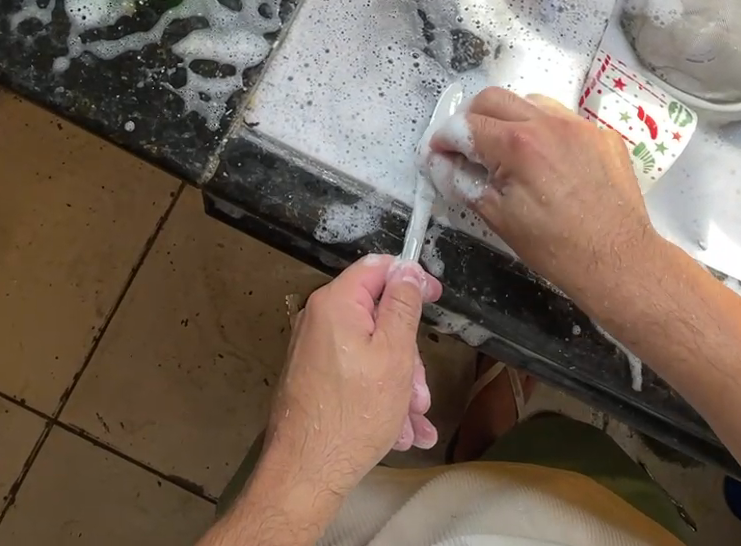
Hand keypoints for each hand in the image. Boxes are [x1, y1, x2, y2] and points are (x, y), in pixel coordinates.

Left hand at [260, 255, 442, 500]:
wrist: (305, 474)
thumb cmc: (353, 414)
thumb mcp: (394, 355)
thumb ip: (402, 305)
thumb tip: (407, 268)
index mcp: (336, 303)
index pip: (378, 267)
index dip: (410, 277)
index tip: (435, 295)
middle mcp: (319, 319)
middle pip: (376, 315)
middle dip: (406, 351)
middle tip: (421, 389)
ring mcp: (313, 349)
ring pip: (370, 350)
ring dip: (398, 382)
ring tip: (413, 420)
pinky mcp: (313, 377)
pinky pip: (355, 373)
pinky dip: (378, 394)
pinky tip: (400, 430)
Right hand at [426, 88, 658, 308]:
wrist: (619, 261)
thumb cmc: (558, 248)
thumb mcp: (497, 218)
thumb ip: (462, 182)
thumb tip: (439, 163)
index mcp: (518, 144)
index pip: (466, 125)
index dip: (444, 138)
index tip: (438, 151)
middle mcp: (549, 124)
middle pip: (493, 98)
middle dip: (471, 118)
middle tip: (466, 146)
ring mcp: (579, 125)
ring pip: (529, 101)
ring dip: (509, 118)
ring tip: (508, 151)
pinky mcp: (601, 135)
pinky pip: (563, 119)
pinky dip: (545, 131)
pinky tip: (547, 161)